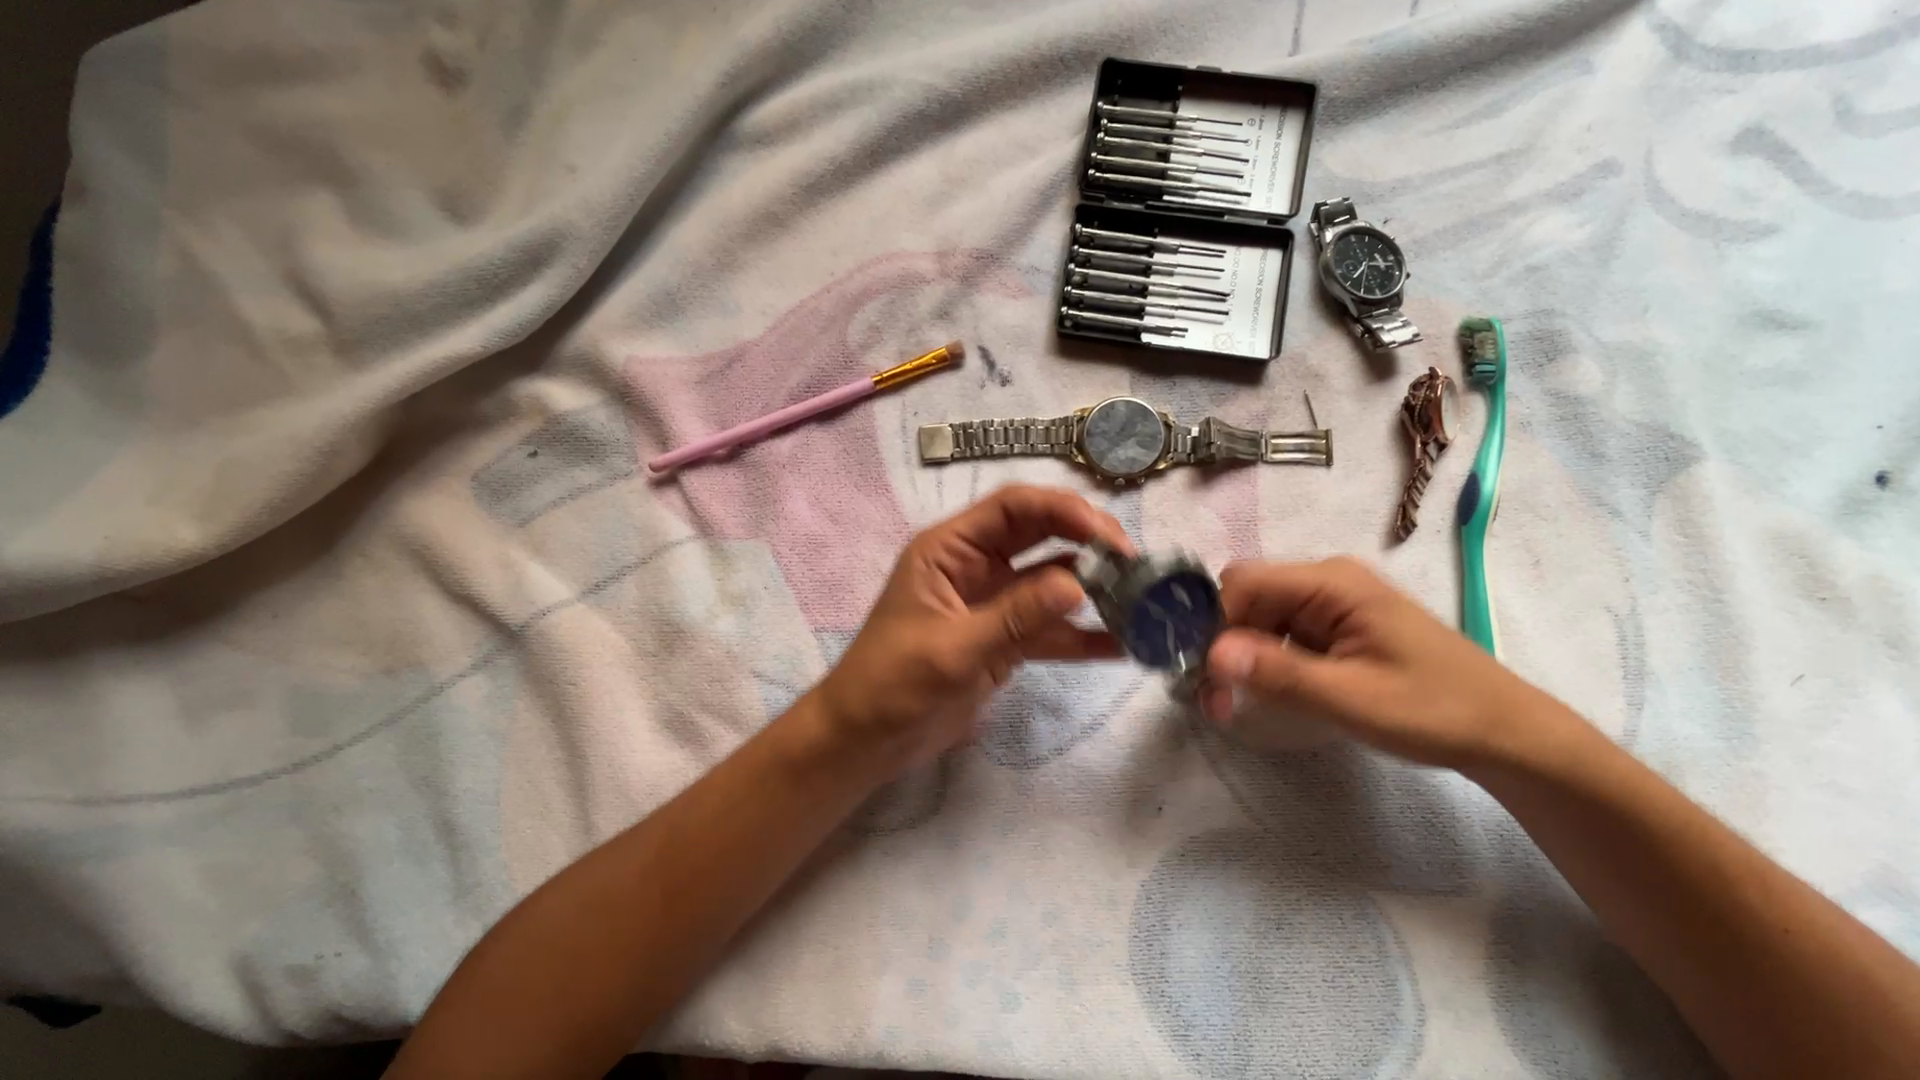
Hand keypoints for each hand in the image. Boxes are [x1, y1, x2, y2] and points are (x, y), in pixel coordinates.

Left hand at [813, 485, 1133, 772]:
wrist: (866, 741)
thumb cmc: (892, 683)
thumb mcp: (953, 648)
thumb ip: (1016, 615)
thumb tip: (1079, 584)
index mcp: (950, 549)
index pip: (1013, 509)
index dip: (1063, 511)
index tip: (1109, 535)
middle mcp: (975, 566)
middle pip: (1040, 536)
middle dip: (1087, 542)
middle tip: (1134, 561)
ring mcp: (992, 604)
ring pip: (1051, 583)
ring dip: (1092, 589)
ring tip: (1142, 600)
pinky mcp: (1003, 641)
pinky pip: (1049, 629)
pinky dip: (1081, 636)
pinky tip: (1121, 644)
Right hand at [1198, 556, 1565, 768]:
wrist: (1504, 732)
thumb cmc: (1432, 711)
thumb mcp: (1350, 699)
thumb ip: (1278, 673)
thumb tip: (1211, 654)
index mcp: (1333, 582)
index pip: (1243, 582)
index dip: (1213, 622)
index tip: (1202, 674)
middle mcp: (1329, 581)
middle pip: (1248, 597)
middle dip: (1222, 642)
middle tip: (1214, 699)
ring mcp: (1336, 603)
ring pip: (1261, 616)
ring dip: (1242, 655)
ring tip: (1233, 704)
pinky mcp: (1341, 627)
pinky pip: (1284, 632)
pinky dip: (1266, 660)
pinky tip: (1266, 693)